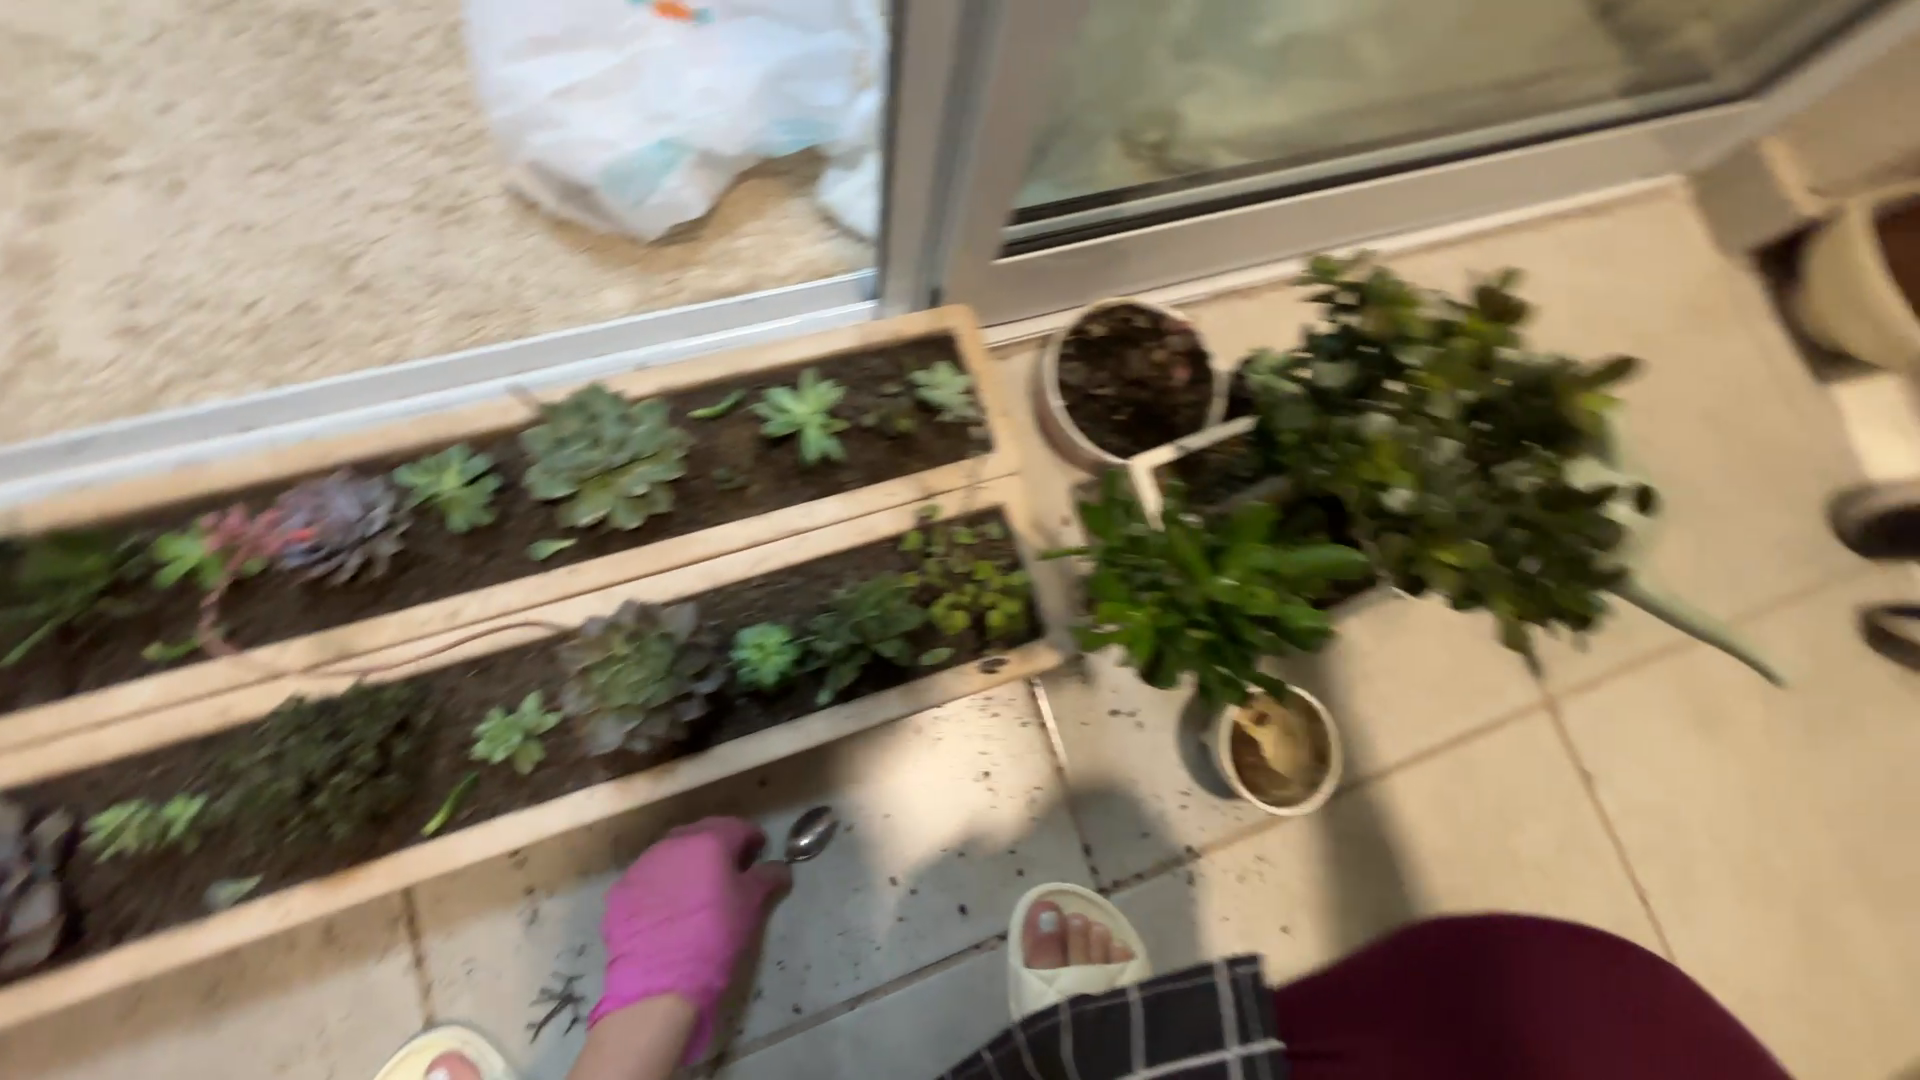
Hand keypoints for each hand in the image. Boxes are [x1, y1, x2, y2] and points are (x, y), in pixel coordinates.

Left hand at [591, 817, 790, 1062]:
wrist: (661, 983)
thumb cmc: (717, 934)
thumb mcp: (752, 904)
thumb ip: (768, 877)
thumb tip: (781, 867)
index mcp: (709, 839)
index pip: (738, 827)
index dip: (753, 840)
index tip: (759, 856)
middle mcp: (673, 843)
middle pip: (703, 834)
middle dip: (718, 847)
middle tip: (730, 871)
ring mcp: (643, 866)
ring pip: (672, 854)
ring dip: (688, 864)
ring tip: (697, 891)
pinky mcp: (621, 892)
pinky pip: (649, 878)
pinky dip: (663, 885)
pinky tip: (670, 911)